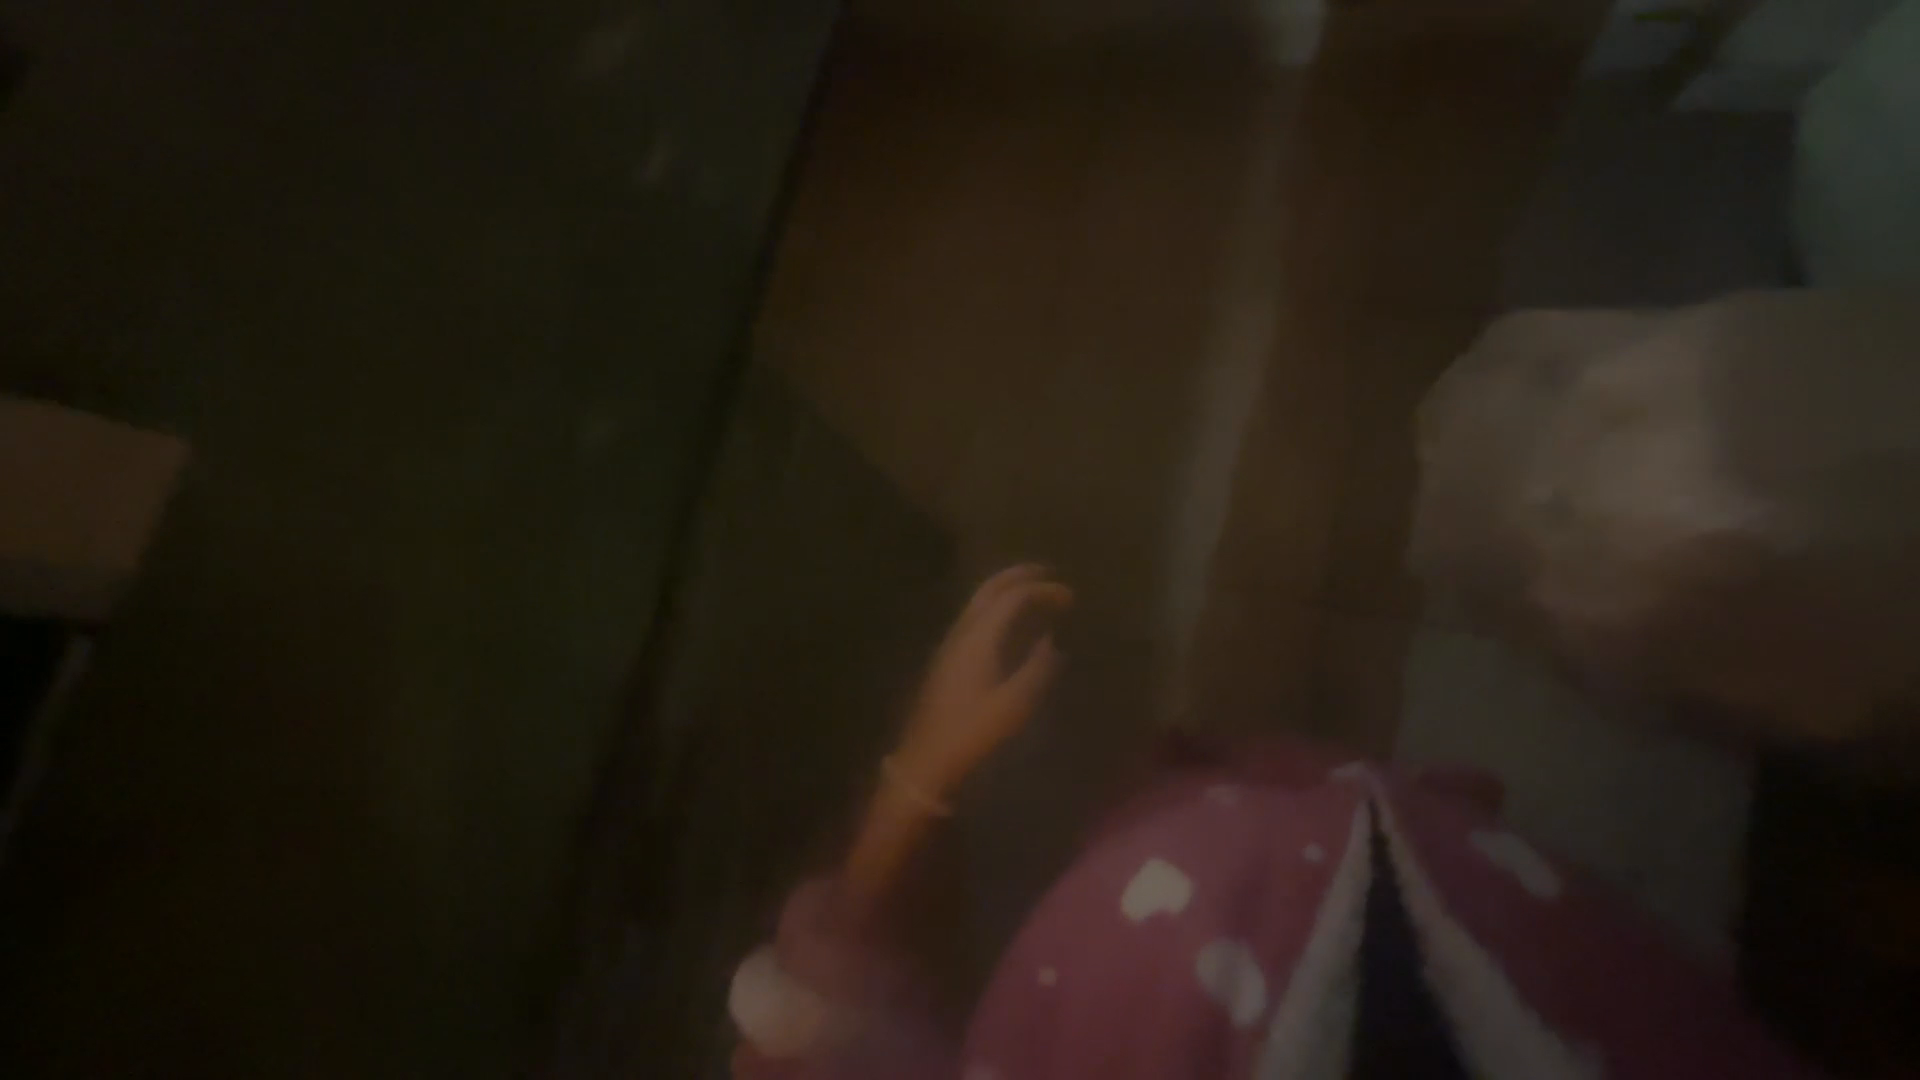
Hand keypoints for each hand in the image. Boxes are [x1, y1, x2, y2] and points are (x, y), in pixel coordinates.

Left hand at [891, 564, 1072, 798]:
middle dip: (1019, 577)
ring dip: (1005, 591)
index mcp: (979, 637)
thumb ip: (1037, 668)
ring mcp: (950, 643)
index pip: (1012, 597)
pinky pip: (975, 618)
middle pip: (989, 589)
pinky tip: (1008, 623)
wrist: (926, 758)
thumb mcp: (1015, 704)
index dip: (1042, 589)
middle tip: (1047, 574)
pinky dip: (996, 608)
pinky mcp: (947, 658)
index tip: (1068, 595)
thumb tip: (1050, 640)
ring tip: (1033, 593)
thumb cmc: (973, 732)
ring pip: (979, 602)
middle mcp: (962, 631)